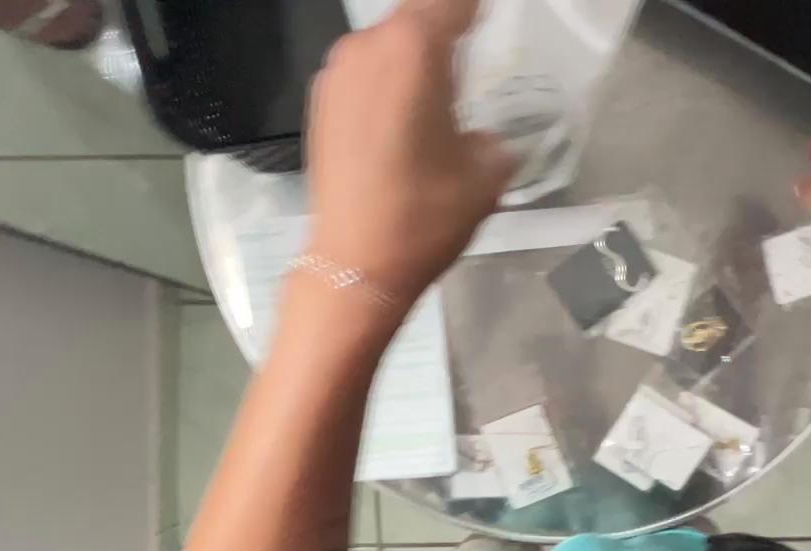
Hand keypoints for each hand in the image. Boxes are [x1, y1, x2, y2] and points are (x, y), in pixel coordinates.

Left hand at [304, 0, 516, 304]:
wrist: (357, 265)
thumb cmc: (425, 218)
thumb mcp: (484, 180)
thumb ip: (492, 143)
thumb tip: (479, 141)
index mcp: (414, 51)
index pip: (451, 4)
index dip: (474, 13)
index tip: (488, 23)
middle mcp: (367, 47)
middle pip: (412, 22)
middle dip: (440, 41)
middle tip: (464, 74)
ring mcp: (335, 75)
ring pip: (383, 50)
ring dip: (409, 68)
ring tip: (430, 108)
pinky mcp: (319, 106)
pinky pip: (362, 80)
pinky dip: (384, 91)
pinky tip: (399, 132)